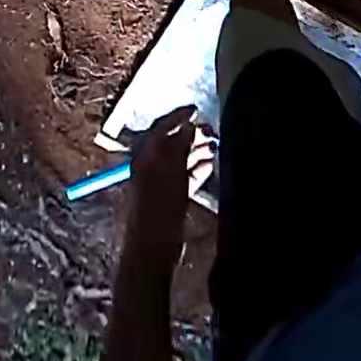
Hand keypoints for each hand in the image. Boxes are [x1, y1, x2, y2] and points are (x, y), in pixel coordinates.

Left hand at [124, 106, 210, 263]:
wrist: (152, 250)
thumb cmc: (160, 206)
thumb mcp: (172, 170)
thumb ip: (179, 145)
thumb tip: (188, 126)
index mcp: (144, 155)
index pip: (162, 127)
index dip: (178, 116)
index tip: (197, 110)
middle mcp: (150, 165)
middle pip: (171, 142)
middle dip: (191, 134)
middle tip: (211, 130)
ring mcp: (159, 182)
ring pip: (179, 159)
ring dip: (196, 151)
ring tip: (215, 146)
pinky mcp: (169, 199)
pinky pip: (184, 176)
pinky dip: (196, 169)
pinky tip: (210, 165)